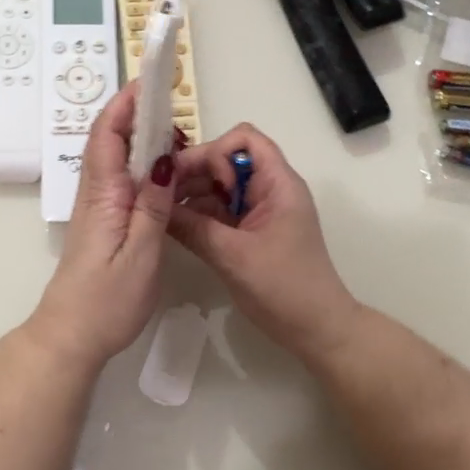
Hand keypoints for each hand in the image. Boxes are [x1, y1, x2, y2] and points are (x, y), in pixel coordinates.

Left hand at [26, 82, 176, 367]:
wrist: (70, 336)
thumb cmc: (106, 301)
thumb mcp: (141, 255)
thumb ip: (153, 206)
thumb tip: (162, 157)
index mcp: (104, 195)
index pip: (107, 134)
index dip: (126, 103)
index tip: (151, 82)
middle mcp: (96, 193)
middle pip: (110, 139)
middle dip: (137, 114)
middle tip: (174, 108)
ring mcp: (97, 207)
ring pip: (116, 158)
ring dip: (141, 137)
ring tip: (176, 134)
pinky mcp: (103, 222)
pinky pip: (122, 179)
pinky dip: (141, 163)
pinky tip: (163, 172)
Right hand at [167, 124, 359, 350]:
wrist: (316, 330)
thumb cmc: (283, 287)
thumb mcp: (233, 255)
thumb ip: (192, 226)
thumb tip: (152, 204)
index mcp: (278, 183)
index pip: (244, 139)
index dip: (212, 151)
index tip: (187, 178)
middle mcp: (270, 190)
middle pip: (227, 160)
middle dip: (194, 173)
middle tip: (159, 194)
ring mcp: (260, 212)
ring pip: (220, 186)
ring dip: (192, 194)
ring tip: (161, 211)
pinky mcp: (252, 233)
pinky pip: (221, 211)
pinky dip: (199, 214)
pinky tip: (174, 226)